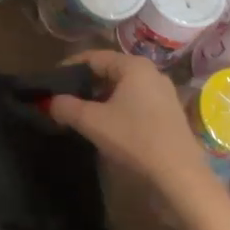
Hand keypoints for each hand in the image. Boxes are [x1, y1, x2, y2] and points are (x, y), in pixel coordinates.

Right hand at [46, 50, 211, 196]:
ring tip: (82, 114)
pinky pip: (136, 101)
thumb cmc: (134, 138)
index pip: (94, 57)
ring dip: (101, 98)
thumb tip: (51, 102)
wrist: (178, 172)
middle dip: (85, 85)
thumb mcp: (93, 122)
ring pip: (123, 88)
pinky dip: (118, 107)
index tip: (51, 82)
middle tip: (64, 100)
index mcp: (134, 66)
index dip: (69, 67)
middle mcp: (151, 72)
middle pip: (110, 71)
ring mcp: (163, 92)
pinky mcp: (169, 112)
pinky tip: (108, 125)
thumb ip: (67, 107)